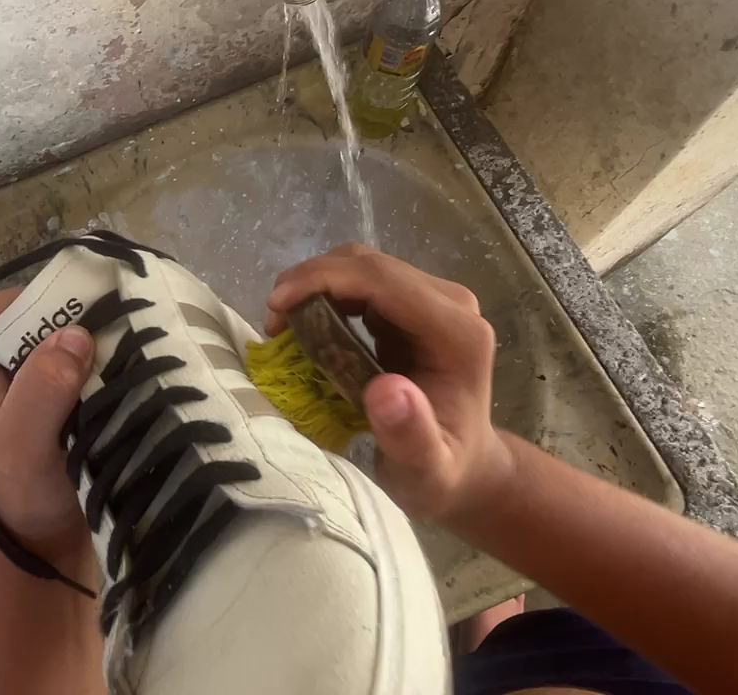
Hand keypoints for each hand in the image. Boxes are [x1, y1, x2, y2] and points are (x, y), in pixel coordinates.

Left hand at [0, 290, 93, 548]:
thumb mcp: (25, 445)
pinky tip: (112, 373)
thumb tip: (74, 335)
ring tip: (110, 371)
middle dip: (72, 327)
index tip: (71, 351)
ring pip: (59, 316)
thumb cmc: (21, 488)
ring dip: (91, 339)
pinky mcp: (39, 358)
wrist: (41, 523)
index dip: (40, 321)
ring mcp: (10, 345)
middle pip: (36, 303)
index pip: (2, 303)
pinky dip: (95, 351)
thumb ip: (42, 389)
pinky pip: (74, 334)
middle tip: (101, 361)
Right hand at [265, 243, 515, 524]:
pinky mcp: (412, 303)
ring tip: (280, 321)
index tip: (276, 307)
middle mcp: (450, 304)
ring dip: (313, 284)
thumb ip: (410, 435)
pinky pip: (361, 280)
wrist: (466, 467)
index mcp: (458, 333)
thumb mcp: (427, 471)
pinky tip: (302, 321)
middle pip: (369, 265)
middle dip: (311, 281)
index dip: (325, 281)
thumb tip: (387, 389)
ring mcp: (432, 299)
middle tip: (271, 320)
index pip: (383, 281)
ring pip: (361, 266)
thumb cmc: (442, 473)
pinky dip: (324, 292)